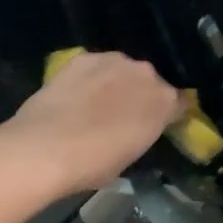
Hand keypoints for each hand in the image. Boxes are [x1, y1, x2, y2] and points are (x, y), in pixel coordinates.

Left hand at [0, 51, 184, 198]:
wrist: (42, 150)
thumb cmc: (93, 164)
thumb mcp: (132, 154)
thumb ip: (143, 133)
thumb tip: (135, 129)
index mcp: (166, 101)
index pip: (180, 103)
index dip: (168, 114)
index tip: (156, 125)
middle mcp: (147, 74)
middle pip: (151, 82)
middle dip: (140, 95)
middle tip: (122, 115)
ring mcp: (115, 62)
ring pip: (122, 71)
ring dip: (116, 83)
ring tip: (95, 103)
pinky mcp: (83, 58)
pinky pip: (95, 66)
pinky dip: (90, 77)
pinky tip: (75, 94)